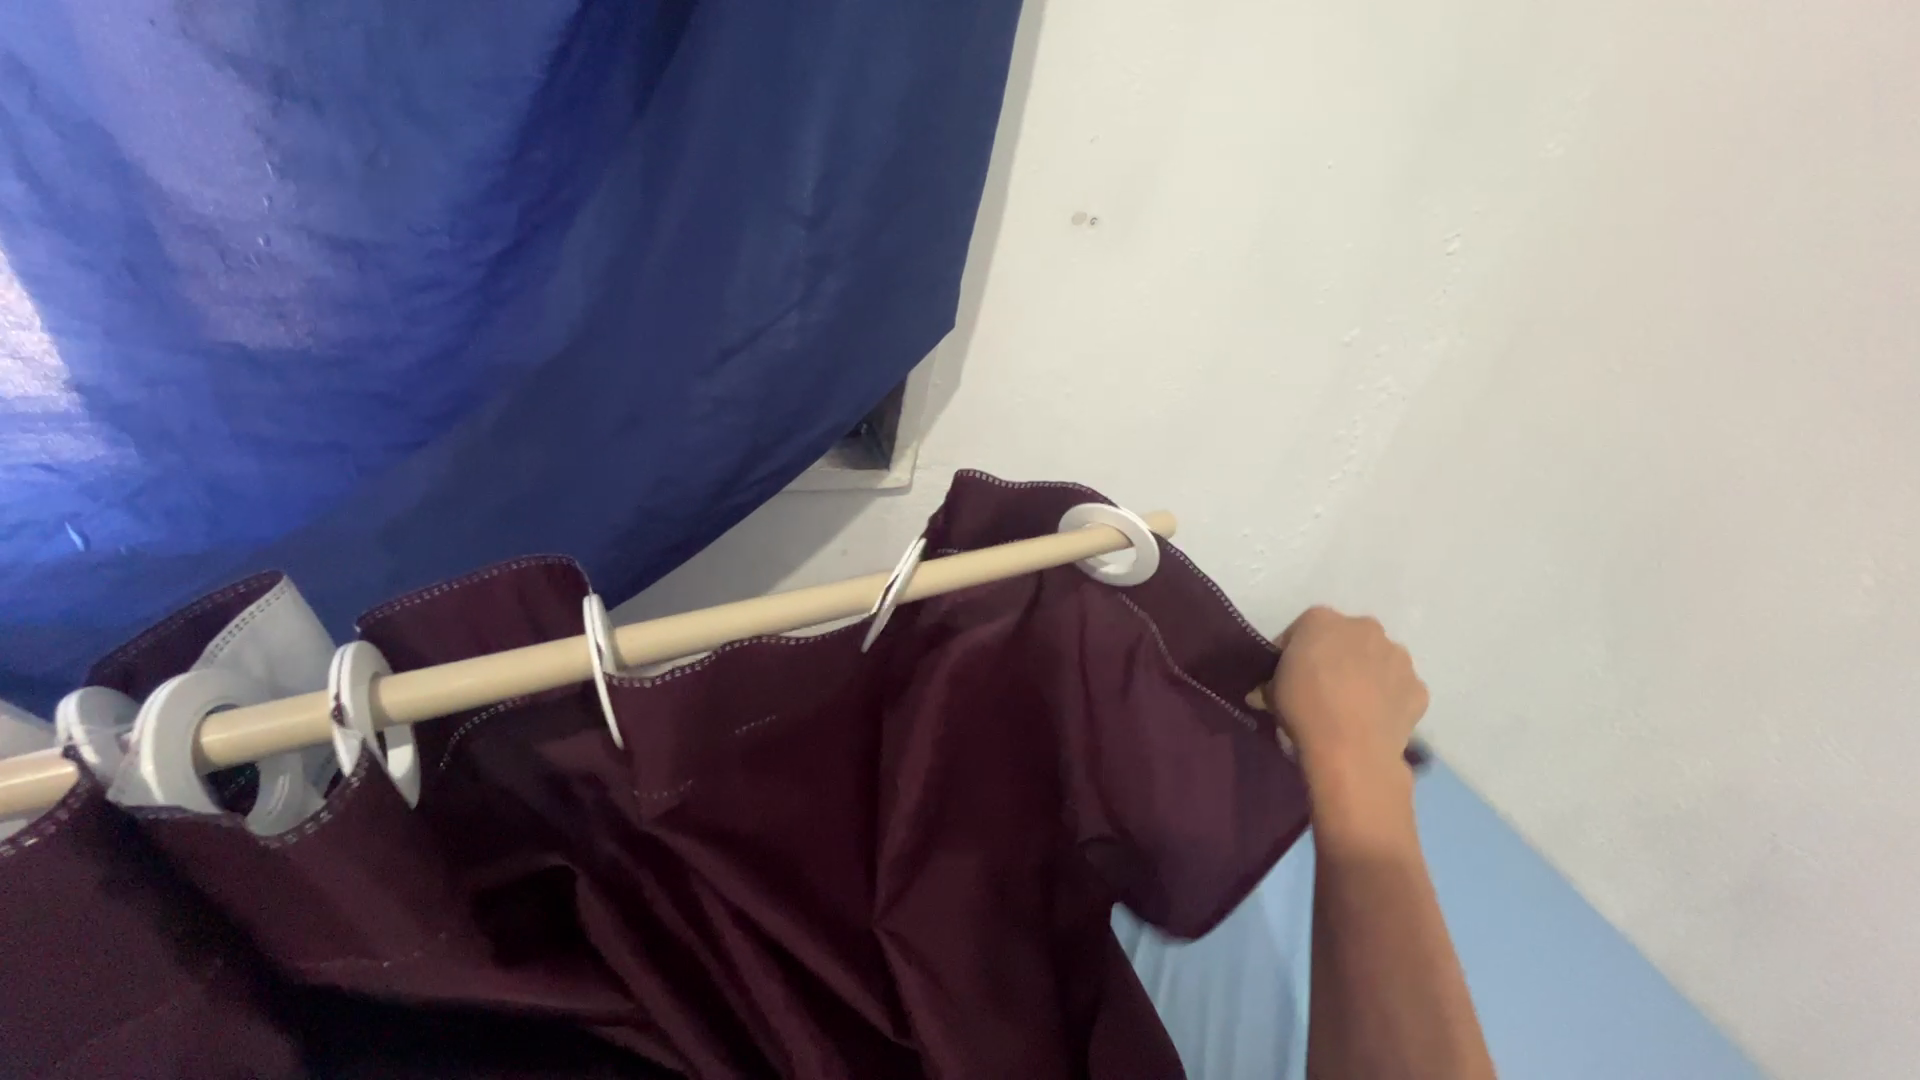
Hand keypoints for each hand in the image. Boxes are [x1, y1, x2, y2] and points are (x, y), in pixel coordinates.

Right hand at [1265, 607, 1426, 843]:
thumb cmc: (1303, 708)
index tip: (1288, 675)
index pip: (1302, 630)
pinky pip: (1399, 688)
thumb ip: (1271, 683)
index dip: (1293, 652)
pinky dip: (1389, 699)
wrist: (1351, 748)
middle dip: (1336, 657)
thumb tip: (1263, 693)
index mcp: (1321, 620)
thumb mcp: (1271, 691)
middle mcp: (1364, 628)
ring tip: (1351, 706)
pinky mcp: (1418, 687)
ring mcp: (1397, 656)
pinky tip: (1374, 720)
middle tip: (1322, 687)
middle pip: (1346, 638)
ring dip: (1367, 674)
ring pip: (1378, 660)